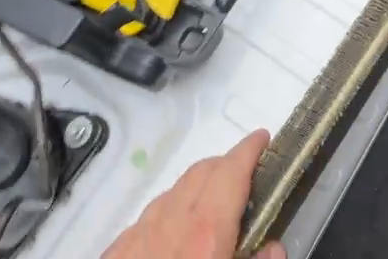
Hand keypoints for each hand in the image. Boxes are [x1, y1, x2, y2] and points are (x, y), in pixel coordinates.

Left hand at [102, 129, 285, 258]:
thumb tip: (274, 248)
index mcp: (205, 234)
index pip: (232, 172)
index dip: (250, 150)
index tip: (264, 139)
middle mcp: (169, 224)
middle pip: (202, 173)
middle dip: (227, 165)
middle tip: (248, 177)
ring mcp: (136, 238)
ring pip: (172, 194)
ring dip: (197, 189)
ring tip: (215, 210)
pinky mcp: (113, 254)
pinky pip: (147, 220)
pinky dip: (169, 215)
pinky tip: (174, 241)